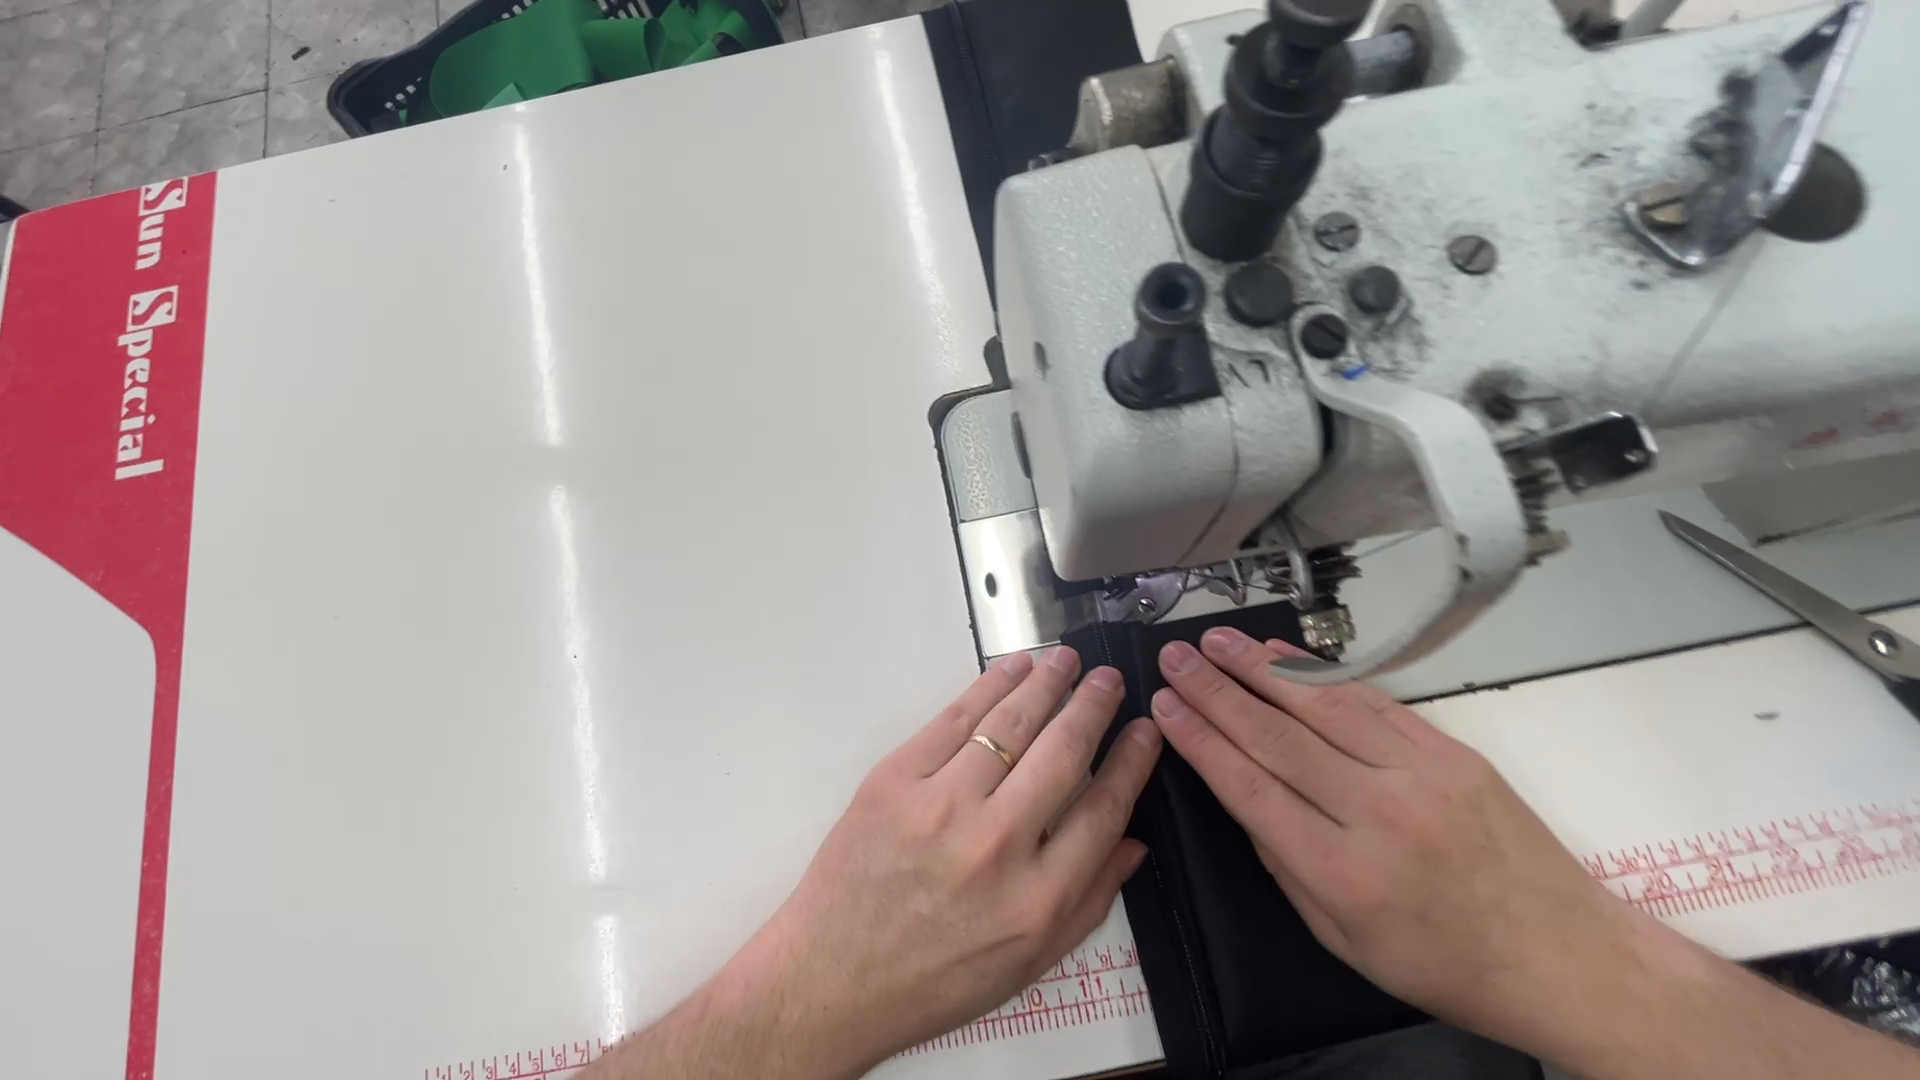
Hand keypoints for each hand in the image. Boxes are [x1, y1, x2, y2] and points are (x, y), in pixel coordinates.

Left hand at [700, 646, 1160, 1078]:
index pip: (1104, 808)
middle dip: (1094, 706)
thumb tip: (1133, 842)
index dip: (1132, 761)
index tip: (1145, 730)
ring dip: (1046, 683)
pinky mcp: (896, 778)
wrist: (833, 976)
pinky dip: (989, 685)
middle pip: (1063, 753)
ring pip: (1011, 724)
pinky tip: (1014, 669)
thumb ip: (1090, 901)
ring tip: (1066, 659)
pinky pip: (954, 718)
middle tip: (1110, 679)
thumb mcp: (1027, 962)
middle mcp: (996, 844)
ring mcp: (942, 805)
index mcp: (1037, 897)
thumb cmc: (934, 977)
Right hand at [1147, 627, 1635, 1048]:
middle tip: (1175, 657)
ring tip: (1216, 641)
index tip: (1164, 705)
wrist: (1569, 957)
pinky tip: (1283, 655)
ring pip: (1319, 705)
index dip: (1199, 740)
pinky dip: (1319, 674)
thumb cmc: (1446, 963)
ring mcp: (1420, 773)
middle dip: (1214, 691)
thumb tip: (1241, 793)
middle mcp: (1378, 813)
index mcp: (1343, 872)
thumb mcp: (1341, 938)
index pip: (1249, 788)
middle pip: (1275, 735)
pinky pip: (1370, 701)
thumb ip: (1282, 862)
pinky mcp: (1449, 751)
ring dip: (1259, 667)